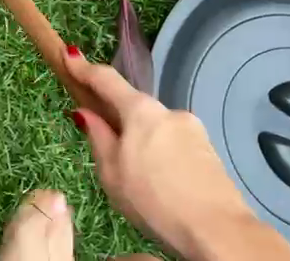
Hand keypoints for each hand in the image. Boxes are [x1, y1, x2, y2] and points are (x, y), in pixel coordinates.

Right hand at [63, 49, 289, 260]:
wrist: (221, 235)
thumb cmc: (156, 202)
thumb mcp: (112, 173)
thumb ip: (98, 137)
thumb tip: (87, 112)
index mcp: (140, 110)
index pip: (106, 79)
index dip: (83, 67)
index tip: (68, 54)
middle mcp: (168, 111)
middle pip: (134, 108)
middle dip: (119, 122)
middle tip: (110, 152)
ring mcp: (194, 131)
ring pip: (156, 130)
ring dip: (144, 144)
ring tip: (141, 182)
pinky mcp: (210, 153)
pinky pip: (175, 146)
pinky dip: (164, 158)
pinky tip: (164, 188)